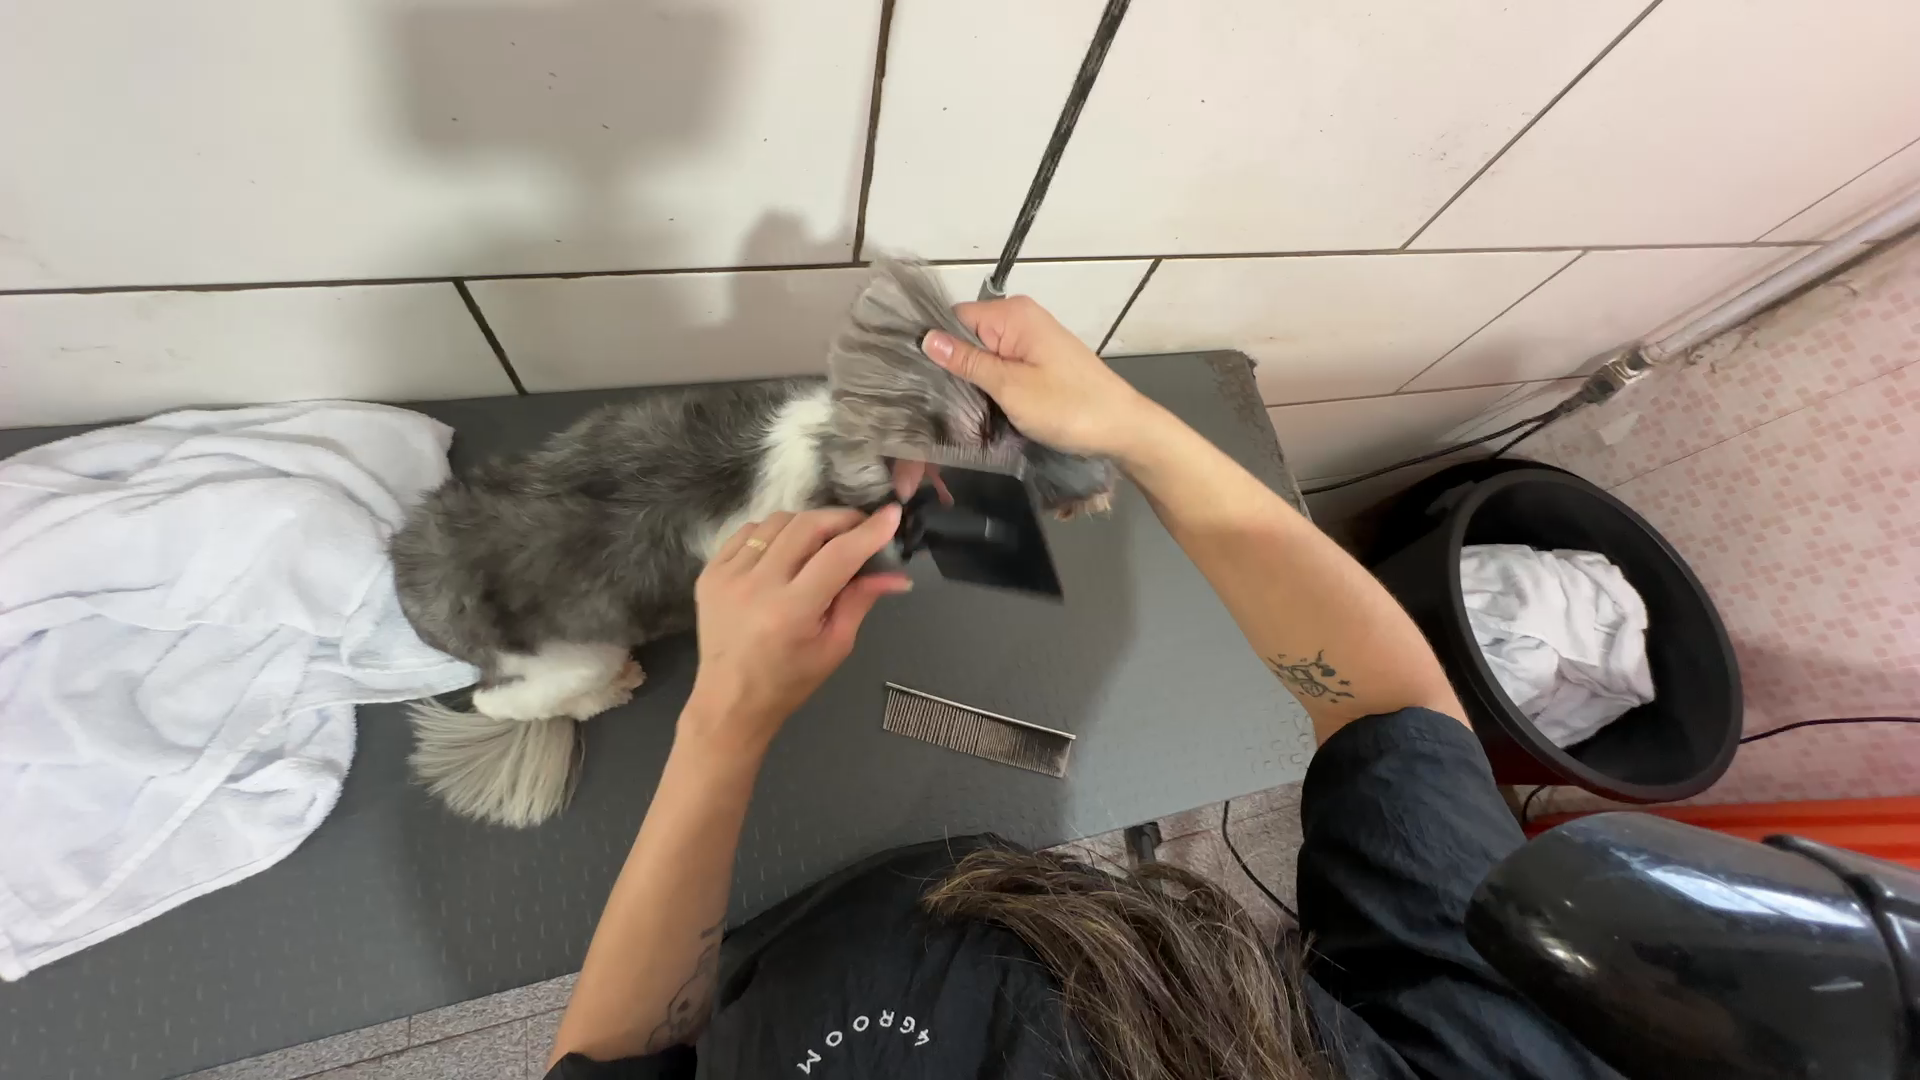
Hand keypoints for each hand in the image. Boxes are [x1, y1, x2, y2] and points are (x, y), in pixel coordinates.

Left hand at [682, 505, 909, 754]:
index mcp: (792, 611)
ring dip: (808, 524)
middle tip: (860, 526)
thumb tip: (897, 574)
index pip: (839, 556)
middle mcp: (757, 586)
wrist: (729, 701)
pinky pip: (749, 531)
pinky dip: (774, 532)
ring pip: (778, 522)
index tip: (891, 515)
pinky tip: (786, 550)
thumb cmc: (790, 681)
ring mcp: (728, 576)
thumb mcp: (836, 645)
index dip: (869, 532)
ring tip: (822, 542)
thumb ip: (862, 600)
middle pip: (807, 526)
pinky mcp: (710, 572)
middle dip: (841, 519)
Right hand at [920, 295, 1159, 458]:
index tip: (918, 377)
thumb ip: (968, 362)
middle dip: (954, 365)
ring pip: (985, 355)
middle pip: (969, 336)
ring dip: (974, 379)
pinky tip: (984, 406)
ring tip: (957, 407)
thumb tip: (926, 338)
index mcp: (1013, 315)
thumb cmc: (1068, 407)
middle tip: (936, 400)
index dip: (937, 345)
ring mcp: (1032, 340)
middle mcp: (1022, 319)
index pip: (955, 318)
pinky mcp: (1040, 362)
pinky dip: (993, 385)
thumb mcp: (1010, 387)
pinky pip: (1003, 366)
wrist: (1122, 428)